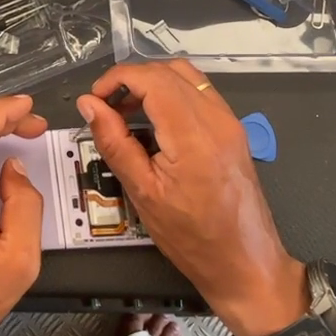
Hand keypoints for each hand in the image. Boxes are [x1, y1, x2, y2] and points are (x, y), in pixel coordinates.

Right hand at [77, 60, 306, 335]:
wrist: (246, 264)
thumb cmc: (191, 237)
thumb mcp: (142, 192)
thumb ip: (113, 141)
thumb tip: (89, 104)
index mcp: (192, 133)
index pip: (150, 78)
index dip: (116, 78)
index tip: (95, 100)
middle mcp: (216, 118)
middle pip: (166, 70)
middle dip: (131, 79)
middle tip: (106, 107)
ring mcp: (229, 121)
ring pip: (186, 75)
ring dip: (152, 82)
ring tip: (128, 111)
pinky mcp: (234, 130)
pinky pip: (200, 92)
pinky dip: (172, 92)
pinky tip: (155, 120)